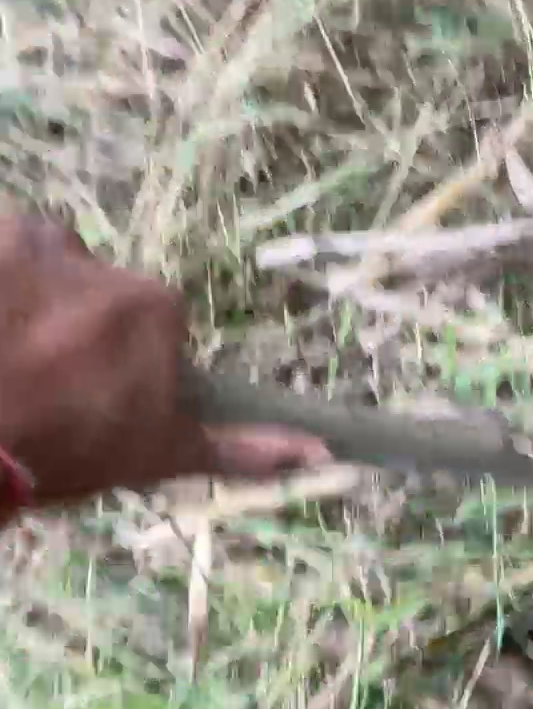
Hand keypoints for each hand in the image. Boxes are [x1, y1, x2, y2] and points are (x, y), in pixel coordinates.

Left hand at [0, 213, 328, 517]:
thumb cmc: (67, 445)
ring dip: (8, 287)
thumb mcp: (166, 453)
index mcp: (148, 302)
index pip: (142, 313)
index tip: (89, 385)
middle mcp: (78, 254)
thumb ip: (245, 447)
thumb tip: (324, 452)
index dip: (118, 349)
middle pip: (73, 276)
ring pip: (10, 255)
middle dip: (56, 313)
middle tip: (26, 365)